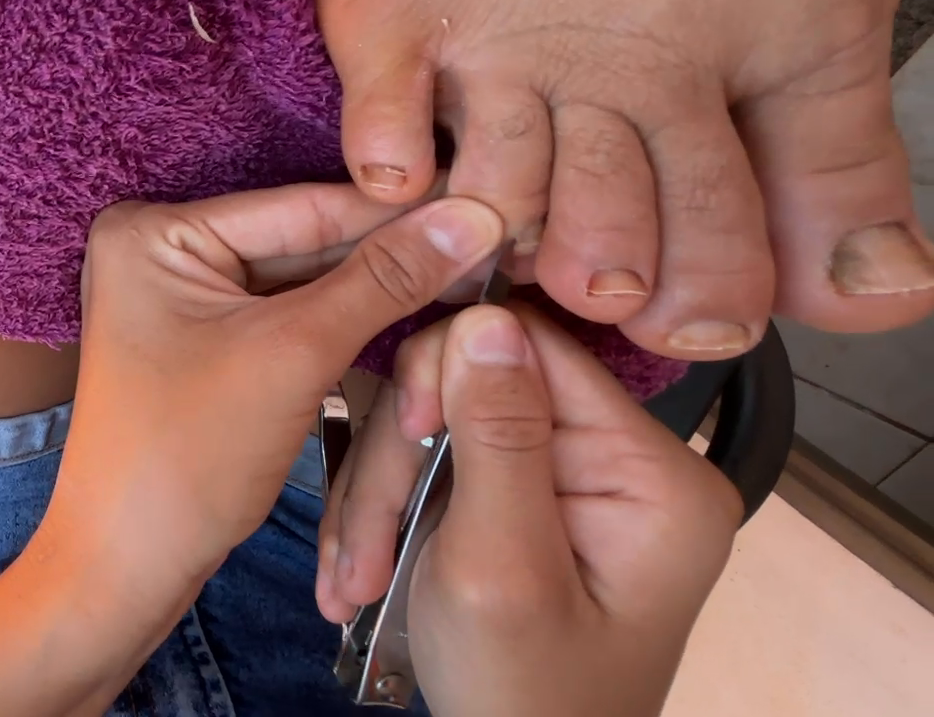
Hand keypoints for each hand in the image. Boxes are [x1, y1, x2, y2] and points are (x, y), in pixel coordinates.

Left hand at [0, 187, 504, 716]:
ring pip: (298, 277)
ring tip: (476, 265)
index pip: (297, 208)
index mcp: (154, 231)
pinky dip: (342, 316)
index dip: (398, 211)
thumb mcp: (291, 355)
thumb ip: (382, 281)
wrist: (129, 555)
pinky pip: (282, 310)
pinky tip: (417, 304)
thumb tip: (472, 214)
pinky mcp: (199, 329)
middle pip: (298, 239)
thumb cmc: (186, 456)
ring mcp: (177, 288)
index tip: (490, 198)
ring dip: (376, 283)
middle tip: (495, 236)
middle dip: (391, 249)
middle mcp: (158, 245)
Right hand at [316, 304, 740, 716]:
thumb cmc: (520, 684)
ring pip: (424, 418)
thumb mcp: (502, 564)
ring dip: (374, 492)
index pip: (531, 345)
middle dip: (397, 456)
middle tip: (361, 543)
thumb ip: (498, 437)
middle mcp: (604, 452)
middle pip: (463, 380)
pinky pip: (418, 453)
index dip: (449, 367)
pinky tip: (358, 560)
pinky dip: (377, 504)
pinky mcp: (497, 482)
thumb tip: (484, 316)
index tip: (405, 432)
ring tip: (352, 571)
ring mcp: (548, 466)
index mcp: (643, 467)